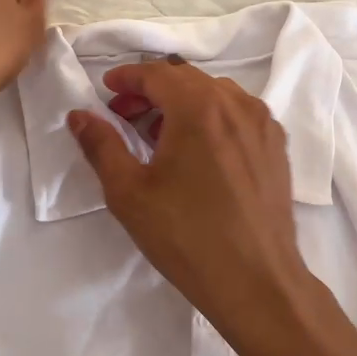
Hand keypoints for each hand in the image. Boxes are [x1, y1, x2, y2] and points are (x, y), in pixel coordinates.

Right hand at [66, 60, 334, 355]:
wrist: (255, 281)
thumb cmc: (185, 236)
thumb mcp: (129, 192)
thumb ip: (101, 146)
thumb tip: (79, 115)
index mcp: (199, 108)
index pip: (157, 74)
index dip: (127, 78)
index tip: (106, 89)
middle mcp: (236, 105)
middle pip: (187, 80)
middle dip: (152, 90)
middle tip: (124, 116)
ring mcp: (263, 126)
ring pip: (216, 95)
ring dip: (183, 103)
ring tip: (159, 136)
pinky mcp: (277, 149)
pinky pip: (239, 115)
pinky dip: (212, 118)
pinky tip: (198, 152)